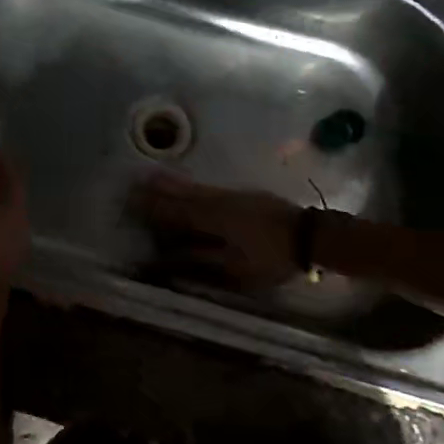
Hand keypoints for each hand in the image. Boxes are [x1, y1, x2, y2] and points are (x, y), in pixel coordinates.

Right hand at [129, 172, 303, 291]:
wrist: (310, 235)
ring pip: (195, 188)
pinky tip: (188, 186)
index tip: (132, 200)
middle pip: (182, 194)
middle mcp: (217, 202)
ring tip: (153, 176)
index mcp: (212, 219)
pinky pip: (207, 188)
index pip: (175, 211)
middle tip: (135, 183)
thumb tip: (171, 255)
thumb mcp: (236, 267)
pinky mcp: (242, 195)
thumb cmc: (272, 257)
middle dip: (158, 190)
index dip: (153, 207)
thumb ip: (201, 259)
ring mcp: (231, 196)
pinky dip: (191, 185)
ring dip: (173, 183)